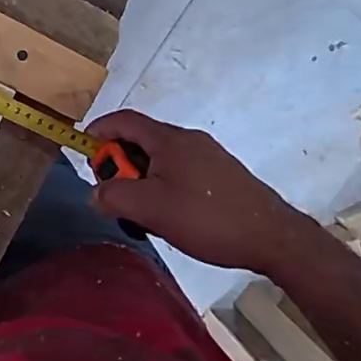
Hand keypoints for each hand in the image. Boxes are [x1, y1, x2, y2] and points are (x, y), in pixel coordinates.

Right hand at [87, 110, 328, 274]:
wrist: (276, 240)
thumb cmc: (207, 218)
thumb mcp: (149, 209)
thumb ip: (112, 196)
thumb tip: (96, 193)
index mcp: (170, 140)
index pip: (125, 120)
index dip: (99, 129)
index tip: (84, 148)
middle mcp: (190, 140)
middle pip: (141, 139)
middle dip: (119, 161)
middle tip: (113, 189)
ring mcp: (209, 157)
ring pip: (160, 158)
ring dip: (141, 177)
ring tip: (140, 209)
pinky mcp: (223, 176)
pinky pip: (180, 170)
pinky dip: (162, 184)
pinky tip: (168, 214)